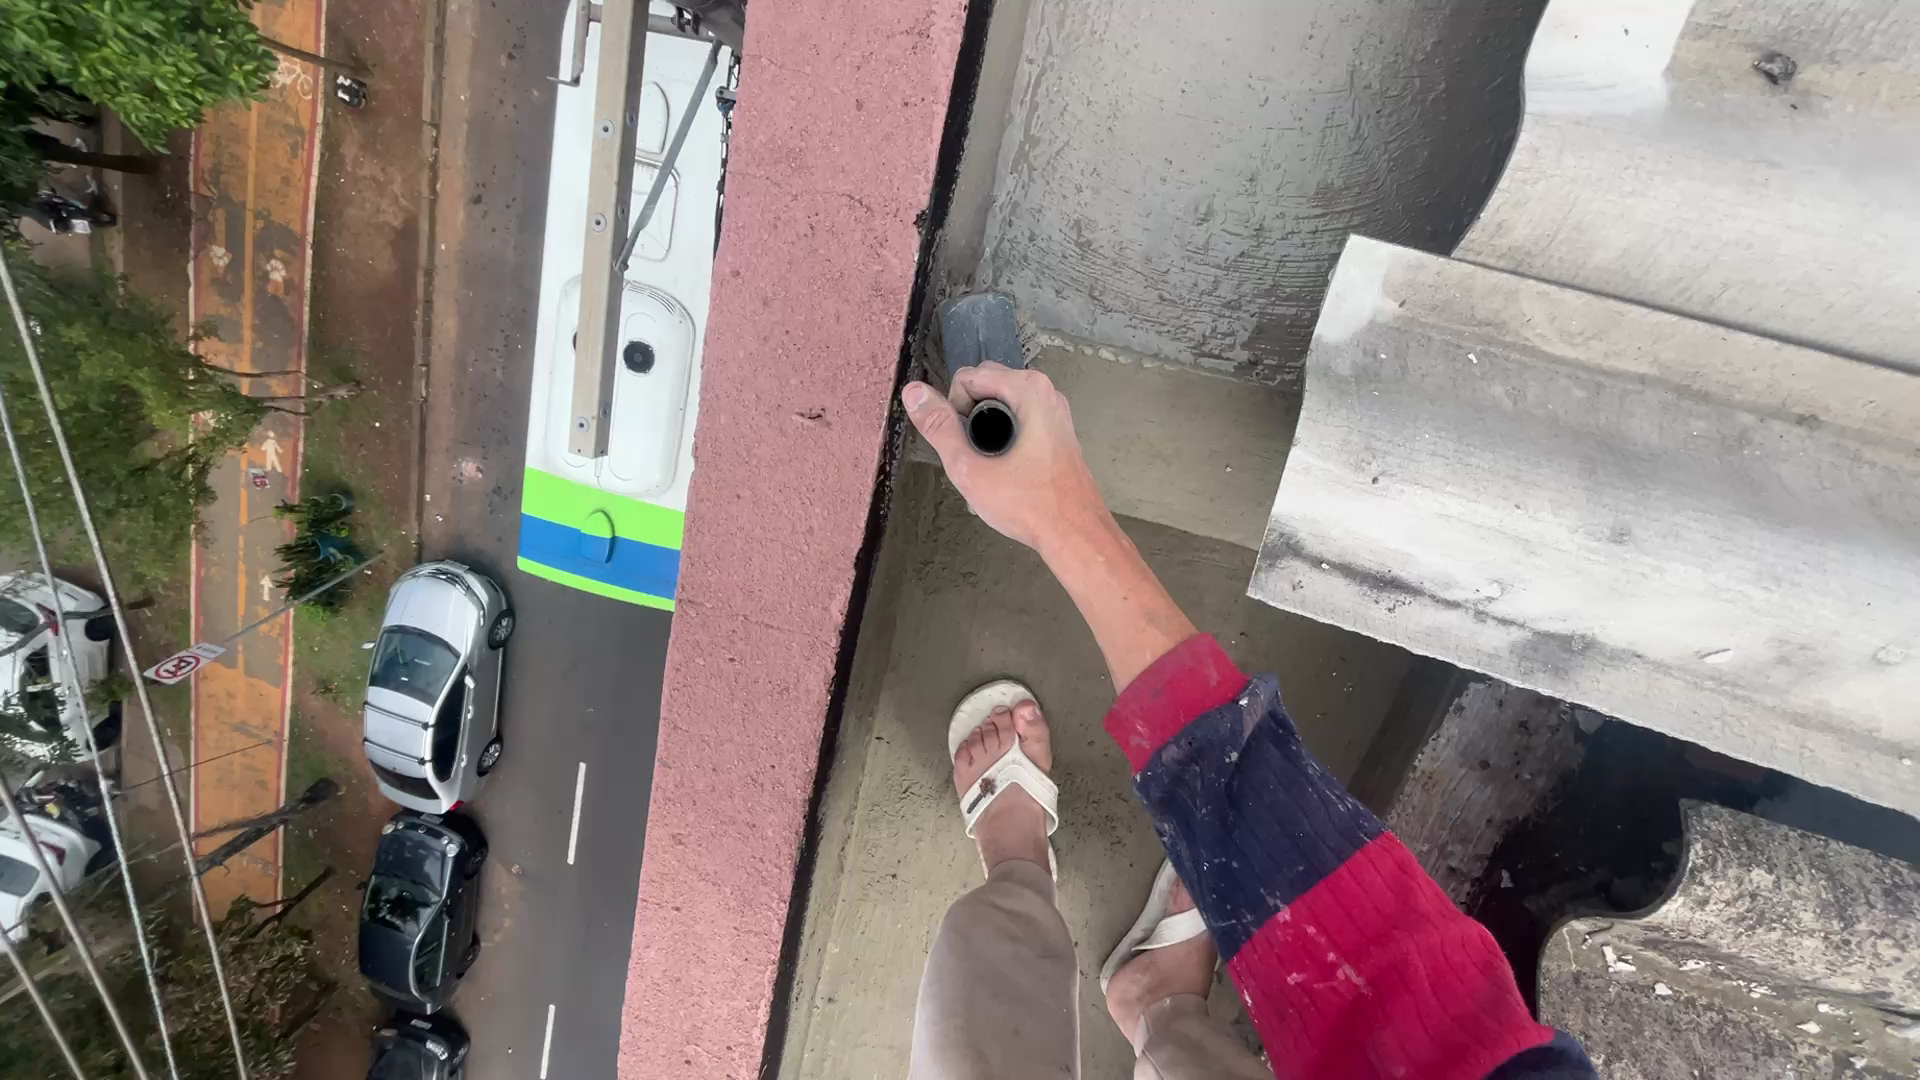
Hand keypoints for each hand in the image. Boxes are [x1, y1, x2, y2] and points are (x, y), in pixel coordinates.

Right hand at [902, 363, 1110, 555]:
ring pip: (1000, 406)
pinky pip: (1018, 420)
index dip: (954, 412)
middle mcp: (1046, 391)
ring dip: (985, 432)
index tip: (965, 447)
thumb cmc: (1028, 505)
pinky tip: (1004, 472)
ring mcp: (1054, 411)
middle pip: (985, 387)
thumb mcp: (969, 468)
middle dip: (969, 418)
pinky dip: (1004, 439)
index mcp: (1028, 389)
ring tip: (990, 468)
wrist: (1074, 534)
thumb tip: (913, 392)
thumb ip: (939, 428)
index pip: (967, 379)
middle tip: (975, 459)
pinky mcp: (1057, 431)